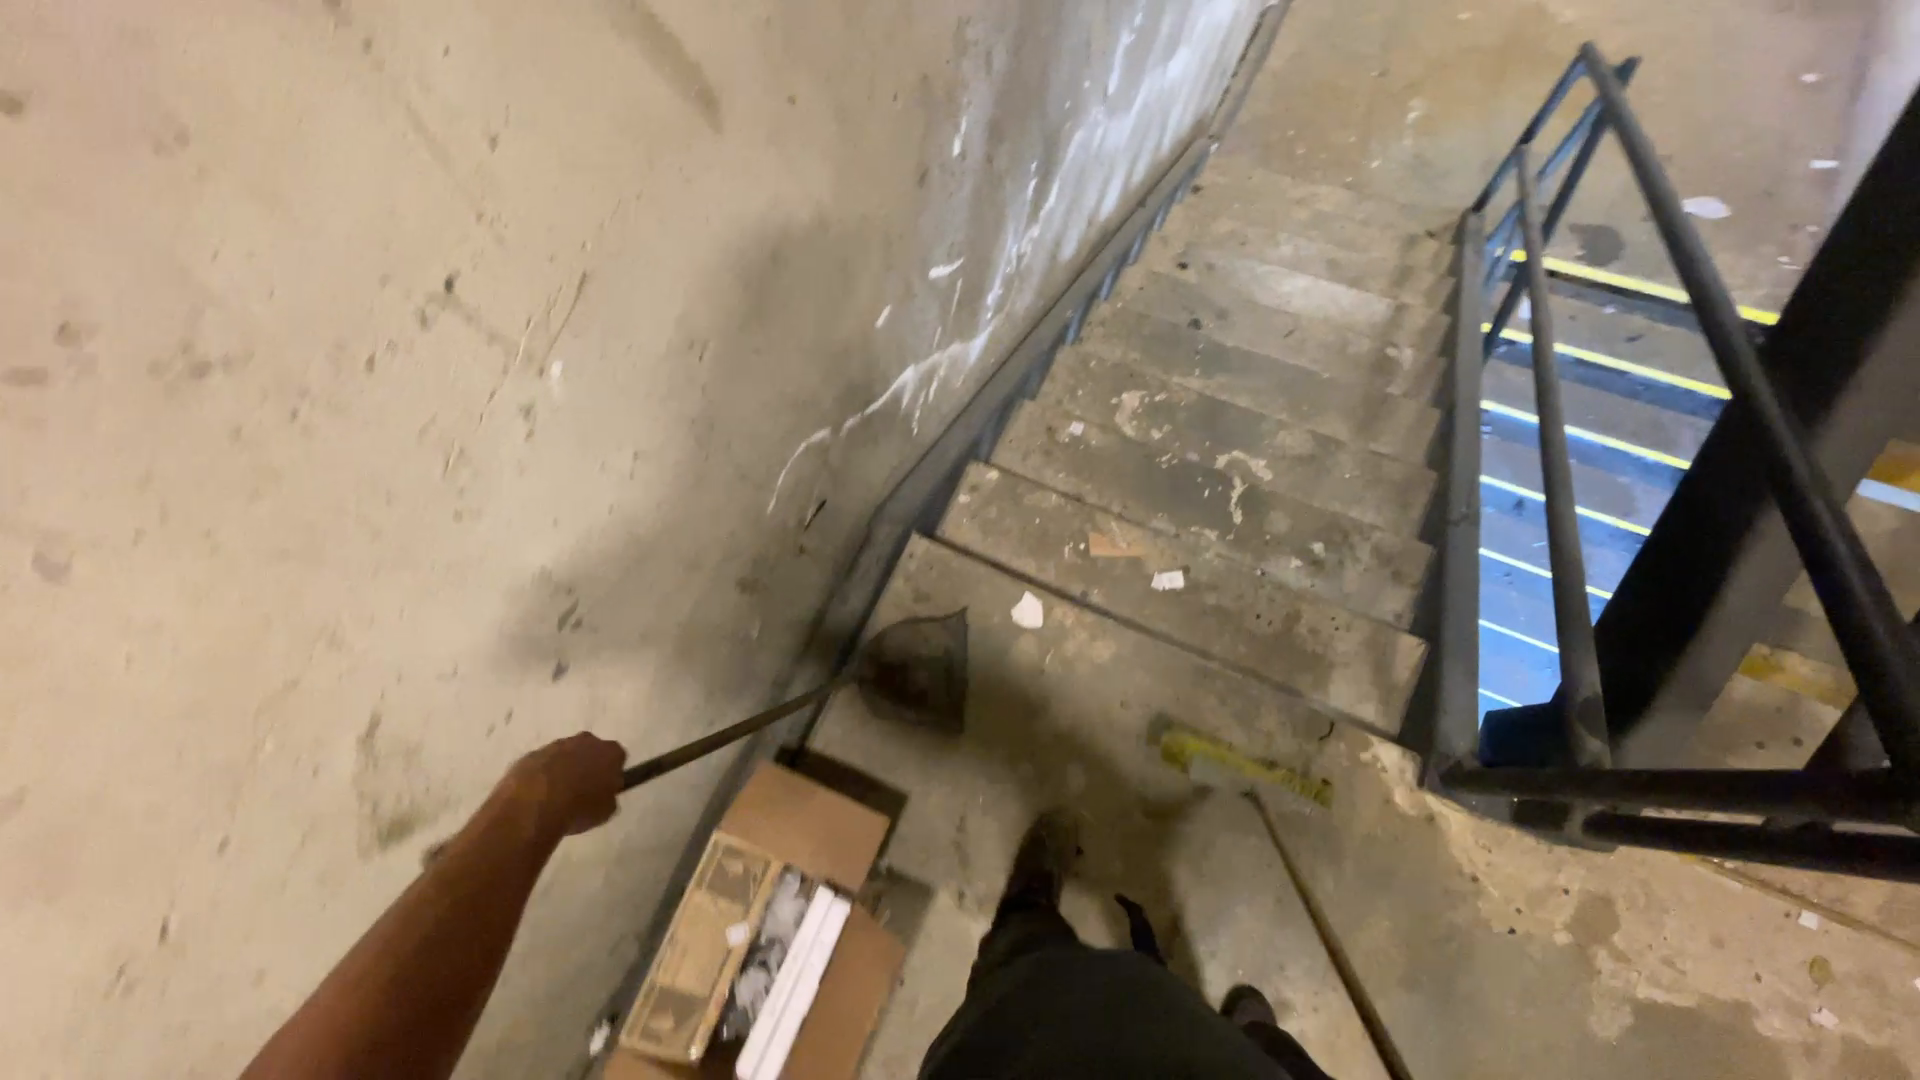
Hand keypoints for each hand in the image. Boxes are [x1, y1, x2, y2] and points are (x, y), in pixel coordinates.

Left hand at [493, 732, 627, 840]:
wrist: (532, 807)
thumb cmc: (578, 808)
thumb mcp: (606, 811)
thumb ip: (609, 798)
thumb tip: (603, 795)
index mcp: (610, 752)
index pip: (618, 757)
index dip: (612, 773)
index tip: (605, 788)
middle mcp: (586, 741)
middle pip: (590, 750)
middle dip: (587, 766)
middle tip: (581, 791)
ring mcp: (556, 746)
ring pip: (564, 755)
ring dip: (563, 770)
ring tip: (555, 797)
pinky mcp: (531, 755)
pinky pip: (542, 764)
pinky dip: (541, 776)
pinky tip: (537, 797)